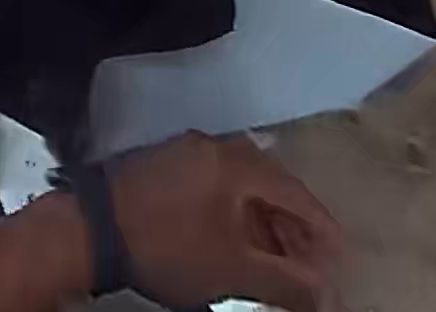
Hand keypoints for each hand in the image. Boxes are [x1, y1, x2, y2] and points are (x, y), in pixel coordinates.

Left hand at [108, 132, 342, 311]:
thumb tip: (324, 290)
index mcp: (233, 162)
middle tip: (309, 265)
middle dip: (292, 224)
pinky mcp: (168, 160)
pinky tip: (238, 240)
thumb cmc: (169, 245)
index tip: (338, 255)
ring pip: (241, 182)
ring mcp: (188, 149)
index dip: (319, 224)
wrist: (97, 226)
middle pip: (267, 181)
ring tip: (277, 261)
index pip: (292, 188)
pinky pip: (217, 181)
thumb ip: (283, 280)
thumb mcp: (231, 271)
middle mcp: (213, 145)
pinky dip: (236, 209)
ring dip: (263, 218)